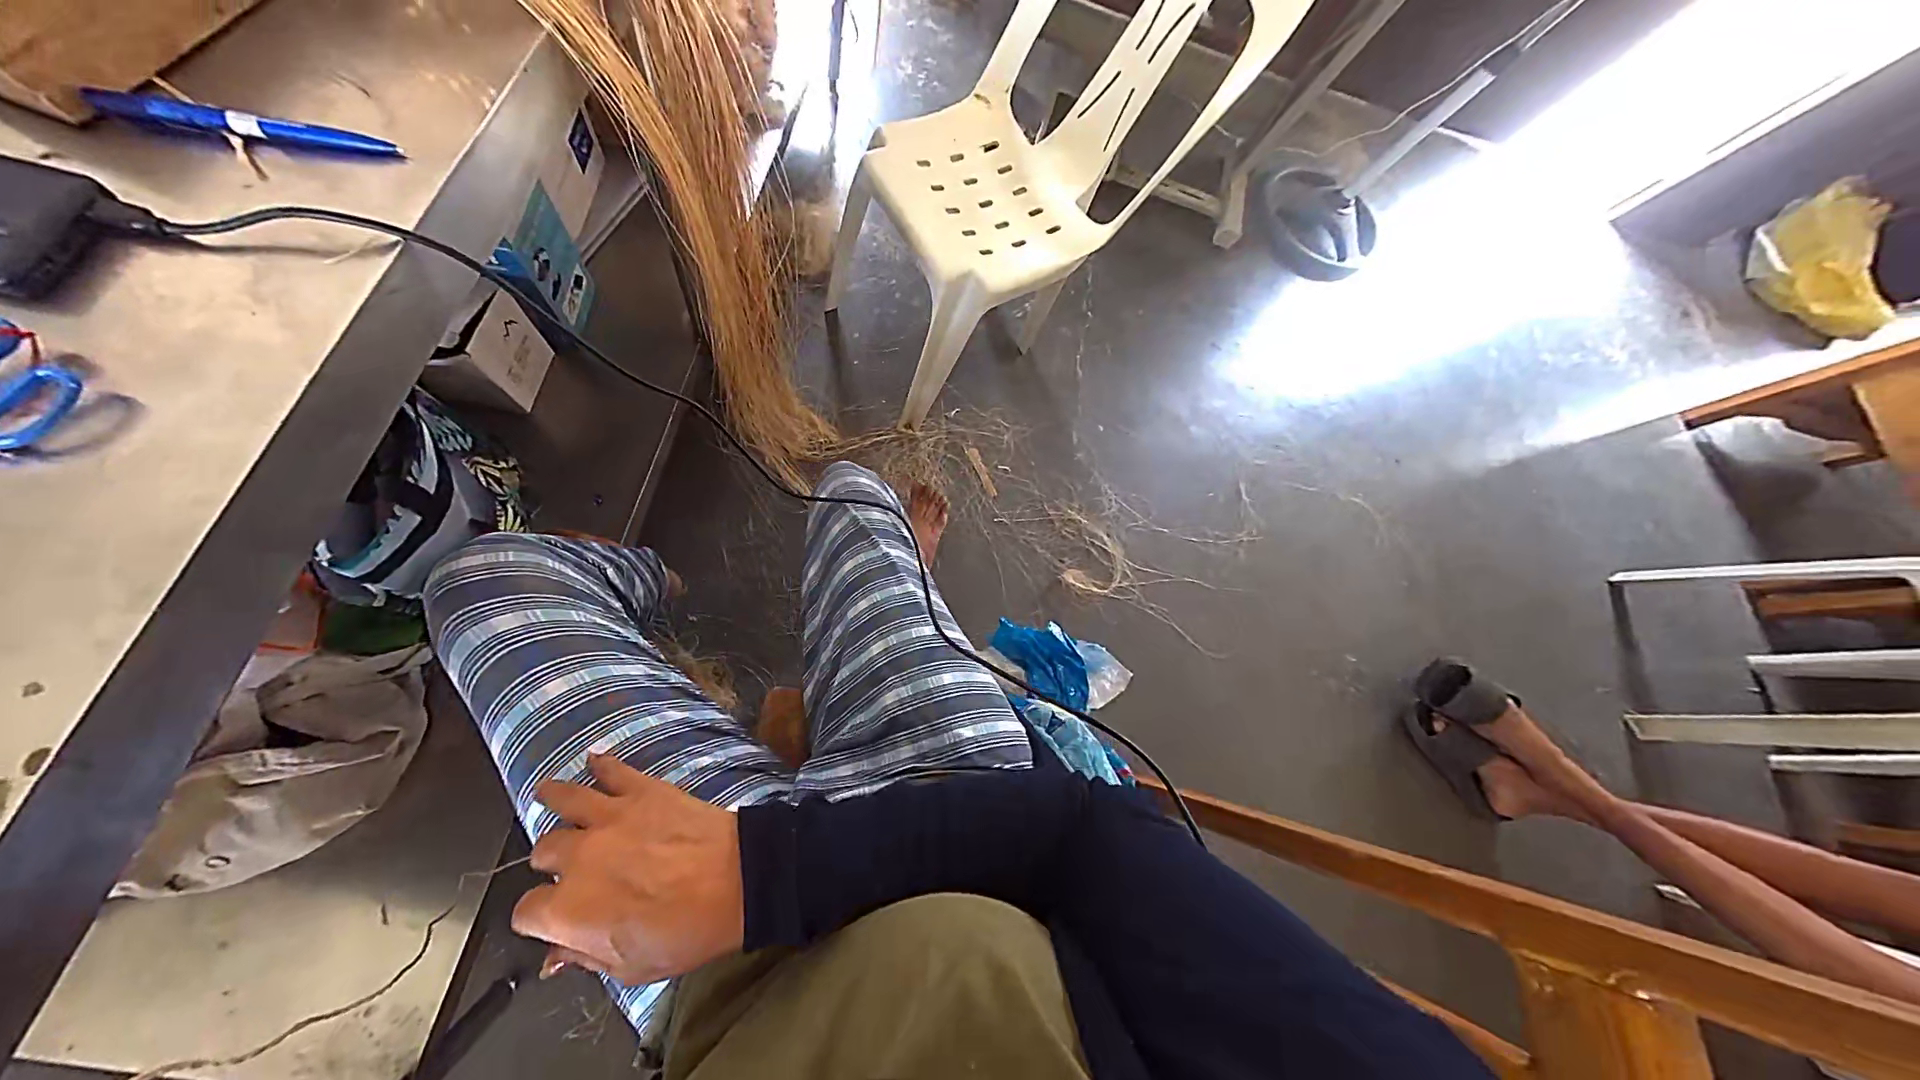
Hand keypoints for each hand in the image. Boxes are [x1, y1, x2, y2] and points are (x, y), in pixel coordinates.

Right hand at [512, 753, 744, 983]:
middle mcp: (579, 857)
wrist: (737, 881)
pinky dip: (602, 765)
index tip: (550, 915)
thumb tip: (556, 957)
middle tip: (565, 861)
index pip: (527, 911)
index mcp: (569, 909)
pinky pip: (613, 771)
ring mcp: (610, 818)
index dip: (538, 916)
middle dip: (551, 860)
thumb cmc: (689, 931)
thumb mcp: (630, 967)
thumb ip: (585, 958)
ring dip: (555, 798)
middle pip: (544, 851)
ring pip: (565, 800)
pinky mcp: (643, 791)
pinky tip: (594, 760)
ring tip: (548, 792)